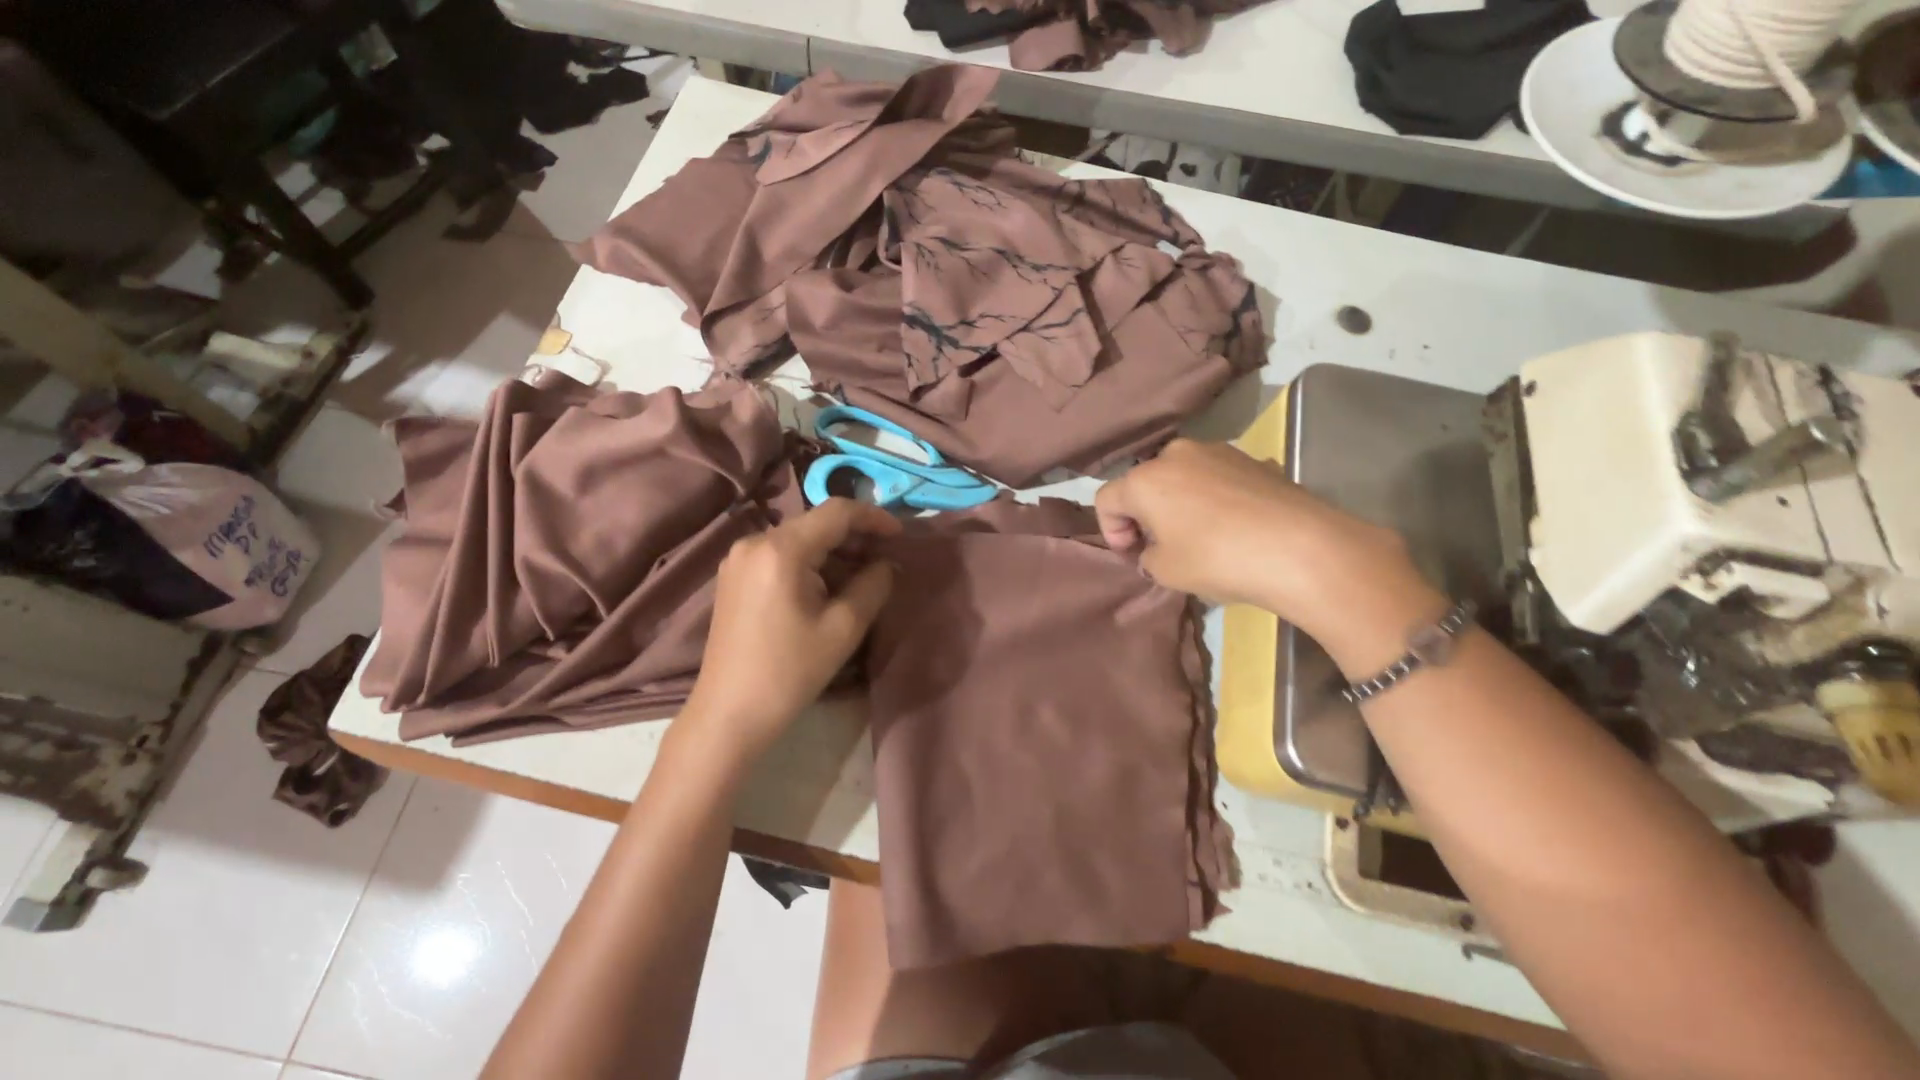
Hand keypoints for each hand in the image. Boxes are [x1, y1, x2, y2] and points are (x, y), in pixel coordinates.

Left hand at [682, 498, 899, 758]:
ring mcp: (739, 560)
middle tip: (888, 559)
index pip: (836, 512)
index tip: (901, 534)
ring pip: (799, 540)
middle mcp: (754, 542)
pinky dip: (810, 564)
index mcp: (781, 549)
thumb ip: (873, 585)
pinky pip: (780, 557)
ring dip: (834, 552)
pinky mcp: (734, 579)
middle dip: (855, 537)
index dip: (873, 517)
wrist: (730, 712)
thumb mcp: (844, 628)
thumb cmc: (790, 671)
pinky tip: (830, 588)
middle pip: (815, 523)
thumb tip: (886, 564)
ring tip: (865, 576)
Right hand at [1095, 439, 1443, 667]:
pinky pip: (1219, 478)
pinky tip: (1236, 526)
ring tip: (1202, 536)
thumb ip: (1148, 556)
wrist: (1300, 547)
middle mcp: (1177, 454)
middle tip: (1162, 545)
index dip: (1111, 530)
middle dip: (1147, 512)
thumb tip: (1156, 548)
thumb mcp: (1167, 571)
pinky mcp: (1254, 460)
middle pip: (1146, 481)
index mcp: (1145, 479)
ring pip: (1184, 475)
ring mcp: (1219, 451)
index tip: (1133, 555)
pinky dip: (1216, 498)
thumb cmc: (1218, 559)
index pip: (1107, 499)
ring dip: (1182, 502)